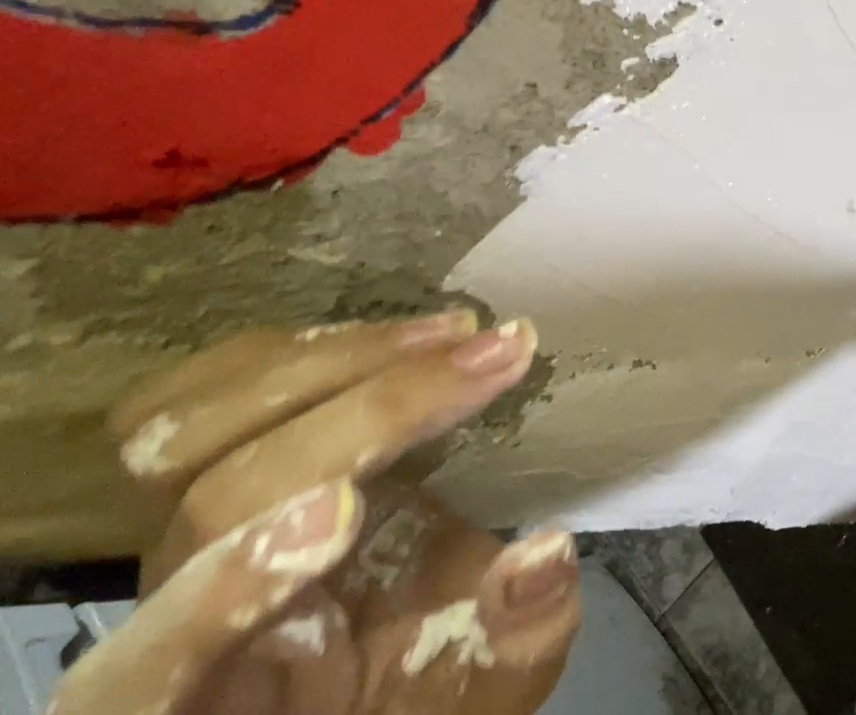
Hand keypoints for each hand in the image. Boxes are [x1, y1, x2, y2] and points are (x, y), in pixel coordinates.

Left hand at [52, 312, 581, 714]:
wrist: (381, 664)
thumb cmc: (426, 689)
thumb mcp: (488, 687)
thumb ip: (516, 639)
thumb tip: (548, 550)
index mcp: (217, 696)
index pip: (152, 663)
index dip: (225, 587)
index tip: (348, 505)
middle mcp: (169, 605)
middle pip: (214, 492)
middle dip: (368, 412)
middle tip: (492, 356)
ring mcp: (182, 526)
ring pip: (195, 424)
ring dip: (340, 360)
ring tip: (457, 331)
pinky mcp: (219, 466)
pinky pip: (214, 391)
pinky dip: (309, 348)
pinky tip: (402, 338)